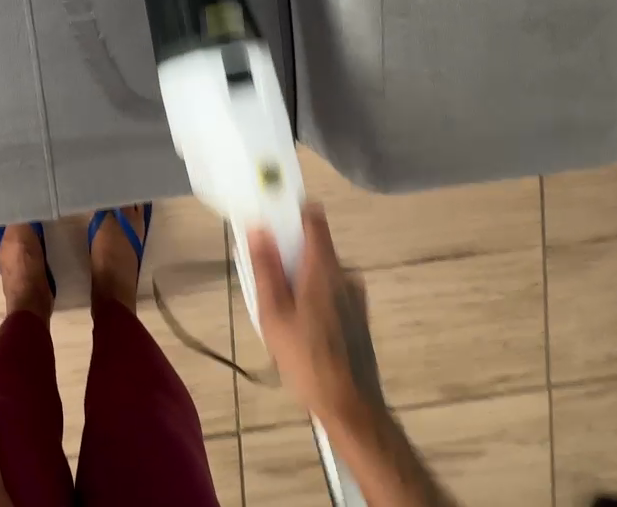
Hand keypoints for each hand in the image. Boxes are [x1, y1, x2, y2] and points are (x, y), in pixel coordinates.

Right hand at [248, 205, 384, 429]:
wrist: (349, 404)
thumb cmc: (306, 357)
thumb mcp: (273, 313)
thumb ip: (266, 267)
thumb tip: (258, 227)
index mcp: (323, 267)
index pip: (313, 218)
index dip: (291, 211)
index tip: (271, 218)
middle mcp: (344, 273)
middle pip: (314, 246)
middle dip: (289, 254)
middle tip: (267, 282)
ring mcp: (355, 295)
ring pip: (322, 271)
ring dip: (301, 279)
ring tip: (282, 313)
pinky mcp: (359, 314)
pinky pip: (331, 290)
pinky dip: (314, 296)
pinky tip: (302, 327)